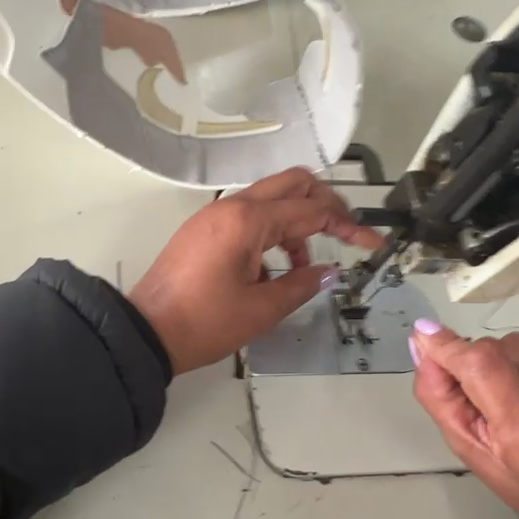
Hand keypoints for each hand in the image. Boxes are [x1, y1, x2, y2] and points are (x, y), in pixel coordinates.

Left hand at [129, 167, 382, 375]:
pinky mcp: (201, 231)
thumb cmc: (203, 324)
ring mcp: (212, 216)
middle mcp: (230, 207)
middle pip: (292, 184)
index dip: (349, 226)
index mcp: (247, 221)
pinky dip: (269, 233)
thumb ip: (301, 285)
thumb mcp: (261, 310)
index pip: (312, 211)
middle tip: (345, 233)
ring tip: (301, 267)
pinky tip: (271, 269)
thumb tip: (327, 272)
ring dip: (295, 222)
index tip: (372, 243)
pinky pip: (246, 217)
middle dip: (325, 205)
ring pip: (268, 200)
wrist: (146, 333)